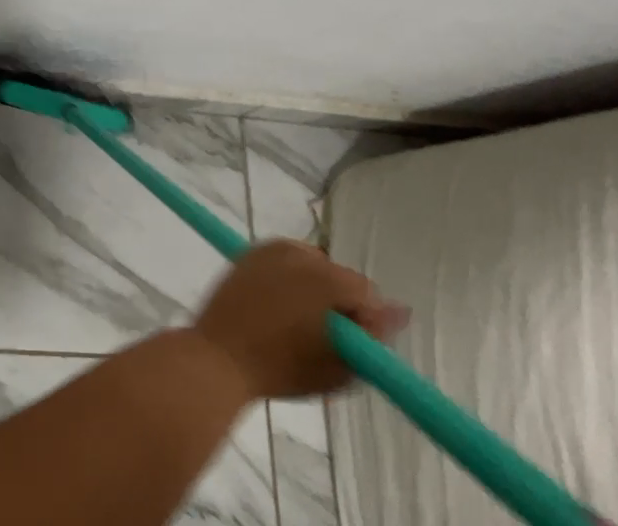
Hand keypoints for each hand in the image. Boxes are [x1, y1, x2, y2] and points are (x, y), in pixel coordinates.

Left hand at [191, 239, 409, 398]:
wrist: (217, 358)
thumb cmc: (279, 369)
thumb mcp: (337, 367)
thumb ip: (372, 337)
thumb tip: (400, 312)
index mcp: (326, 279)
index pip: (366, 292)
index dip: (364, 320)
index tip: (348, 344)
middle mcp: (301, 254)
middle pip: (338, 275)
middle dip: (338, 301)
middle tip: (319, 335)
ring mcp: (272, 249)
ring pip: (314, 266)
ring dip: (314, 288)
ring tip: (296, 322)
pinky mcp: (251, 252)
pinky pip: (287, 261)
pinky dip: (290, 278)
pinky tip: (278, 305)